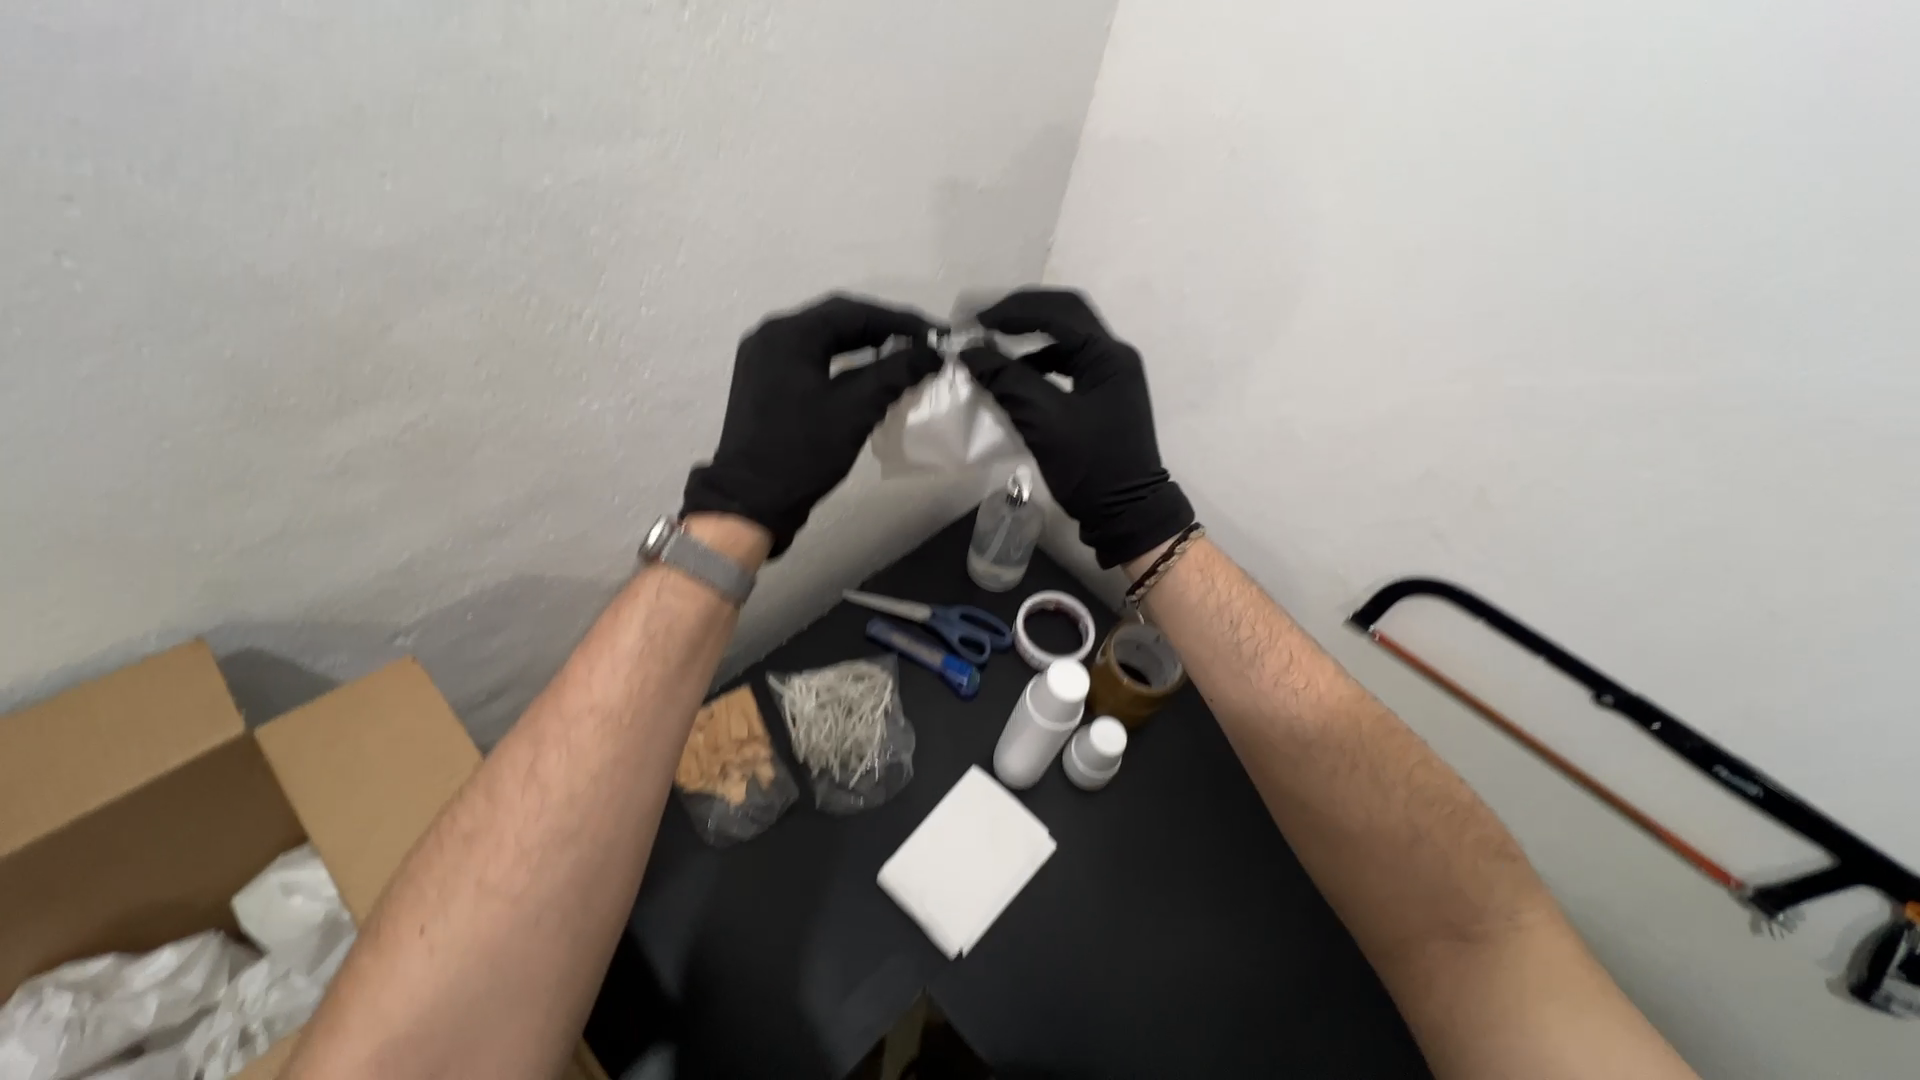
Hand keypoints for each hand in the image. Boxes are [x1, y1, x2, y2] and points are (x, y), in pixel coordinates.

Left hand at [683, 294, 940, 556]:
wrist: (751, 501)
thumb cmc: (803, 452)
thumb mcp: (856, 410)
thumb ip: (896, 374)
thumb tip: (934, 354)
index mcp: (789, 334)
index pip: (854, 312)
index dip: (900, 320)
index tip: (936, 333)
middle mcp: (772, 335)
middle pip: (836, 321)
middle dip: (883, 330)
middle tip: (922, 343)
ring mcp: (763, 359)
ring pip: (823, 340)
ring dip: (863, 346)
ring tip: (902, 357)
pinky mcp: (764, 381)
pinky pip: (810, 359)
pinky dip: (842, 362)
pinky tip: (868, 375)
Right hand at [962, 288, 1192, 567]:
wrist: (1126, 514)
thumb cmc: (1090, 466)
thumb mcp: (1042, 421)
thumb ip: (1006, 380)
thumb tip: (968, 352)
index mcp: (1108, 355)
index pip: (1057, 311)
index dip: (1012, 310)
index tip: (974, 320)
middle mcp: (1114, 356)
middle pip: (1064, 316)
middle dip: (1021, 316)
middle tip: (982, 323)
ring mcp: (1111, 377)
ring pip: (1065, 341)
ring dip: (1028, 341)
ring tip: (992, 349)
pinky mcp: (1103, 397)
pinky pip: (1067, 366)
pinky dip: (1038, 365)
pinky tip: (1013, 378)